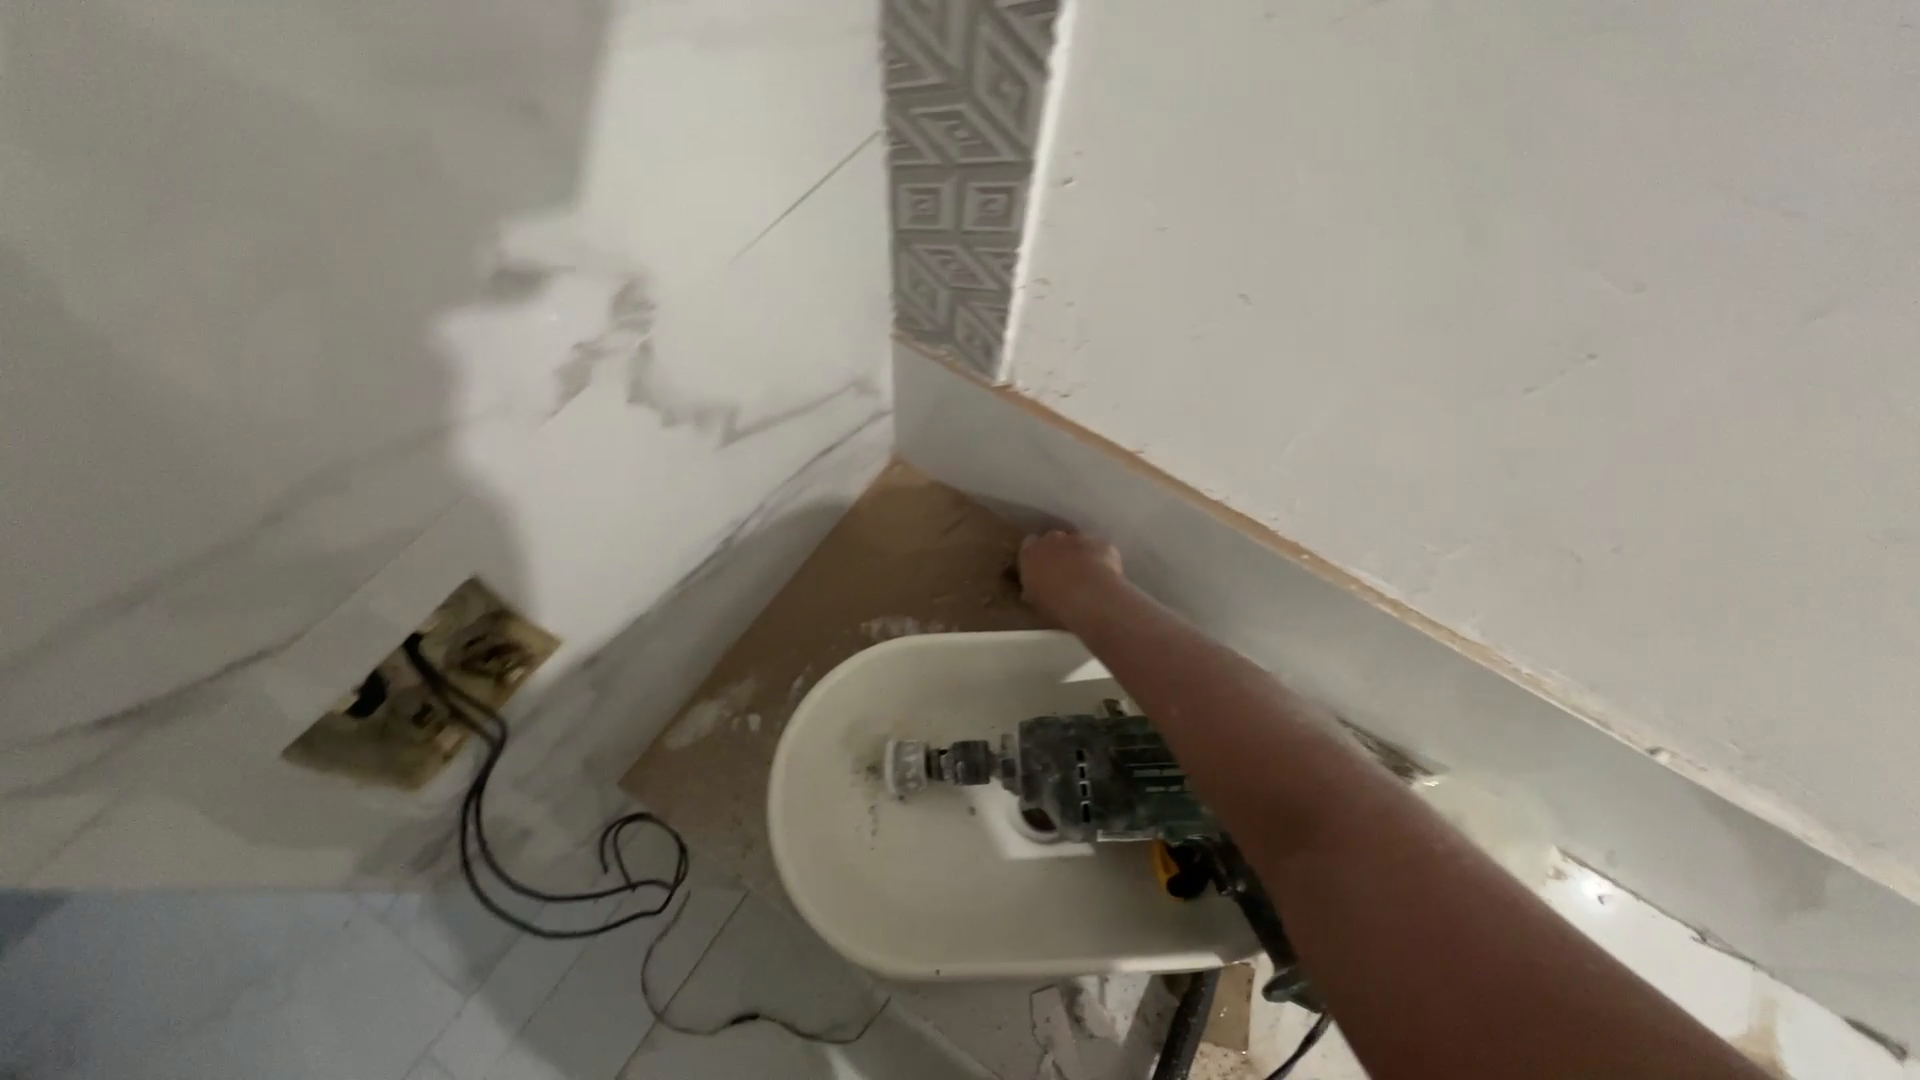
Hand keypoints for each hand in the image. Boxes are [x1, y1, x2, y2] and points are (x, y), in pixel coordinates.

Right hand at [1018, 531, 1124, 624]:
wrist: (1090, 598)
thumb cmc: (1055, 603)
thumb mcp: (1035, 602)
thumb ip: (1033, 590)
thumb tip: (1032, 591)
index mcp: (1031, 552)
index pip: (1029, 545)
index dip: (1036, 556)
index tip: (1041, 569)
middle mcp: (1053, 539)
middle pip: (1054, 539)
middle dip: (1058, 552)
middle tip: (1063, 572)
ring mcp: (1079, 538)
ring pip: (1078, 542)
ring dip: (1080, 554)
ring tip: (1086, 577)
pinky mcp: (1101, 543)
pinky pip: (1099, 549)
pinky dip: (1100, 559)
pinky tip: (1104, 577)